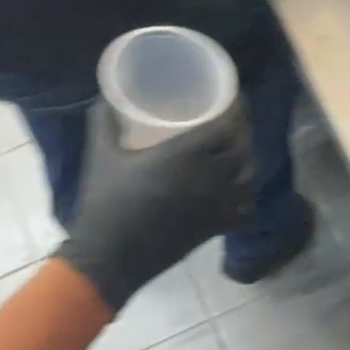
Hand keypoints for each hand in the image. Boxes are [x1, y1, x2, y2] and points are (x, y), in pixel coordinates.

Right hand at [55, 100, 252, 309]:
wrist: (114, 254)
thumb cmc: (106, 202)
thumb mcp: (101, 155)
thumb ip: (104, 121)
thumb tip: (105, 95)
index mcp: (185, 153)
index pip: (228, 126)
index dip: (238, 110)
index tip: (236, 99)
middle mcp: (210, 177)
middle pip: (243, 149)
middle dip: (243, 134)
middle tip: (234, 125)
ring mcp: (217, 205)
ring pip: (249, 179)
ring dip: (246, 165)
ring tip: (236, 155)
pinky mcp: (217, 229)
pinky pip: (247, 212)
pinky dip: (247, 200)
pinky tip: (237, 193)